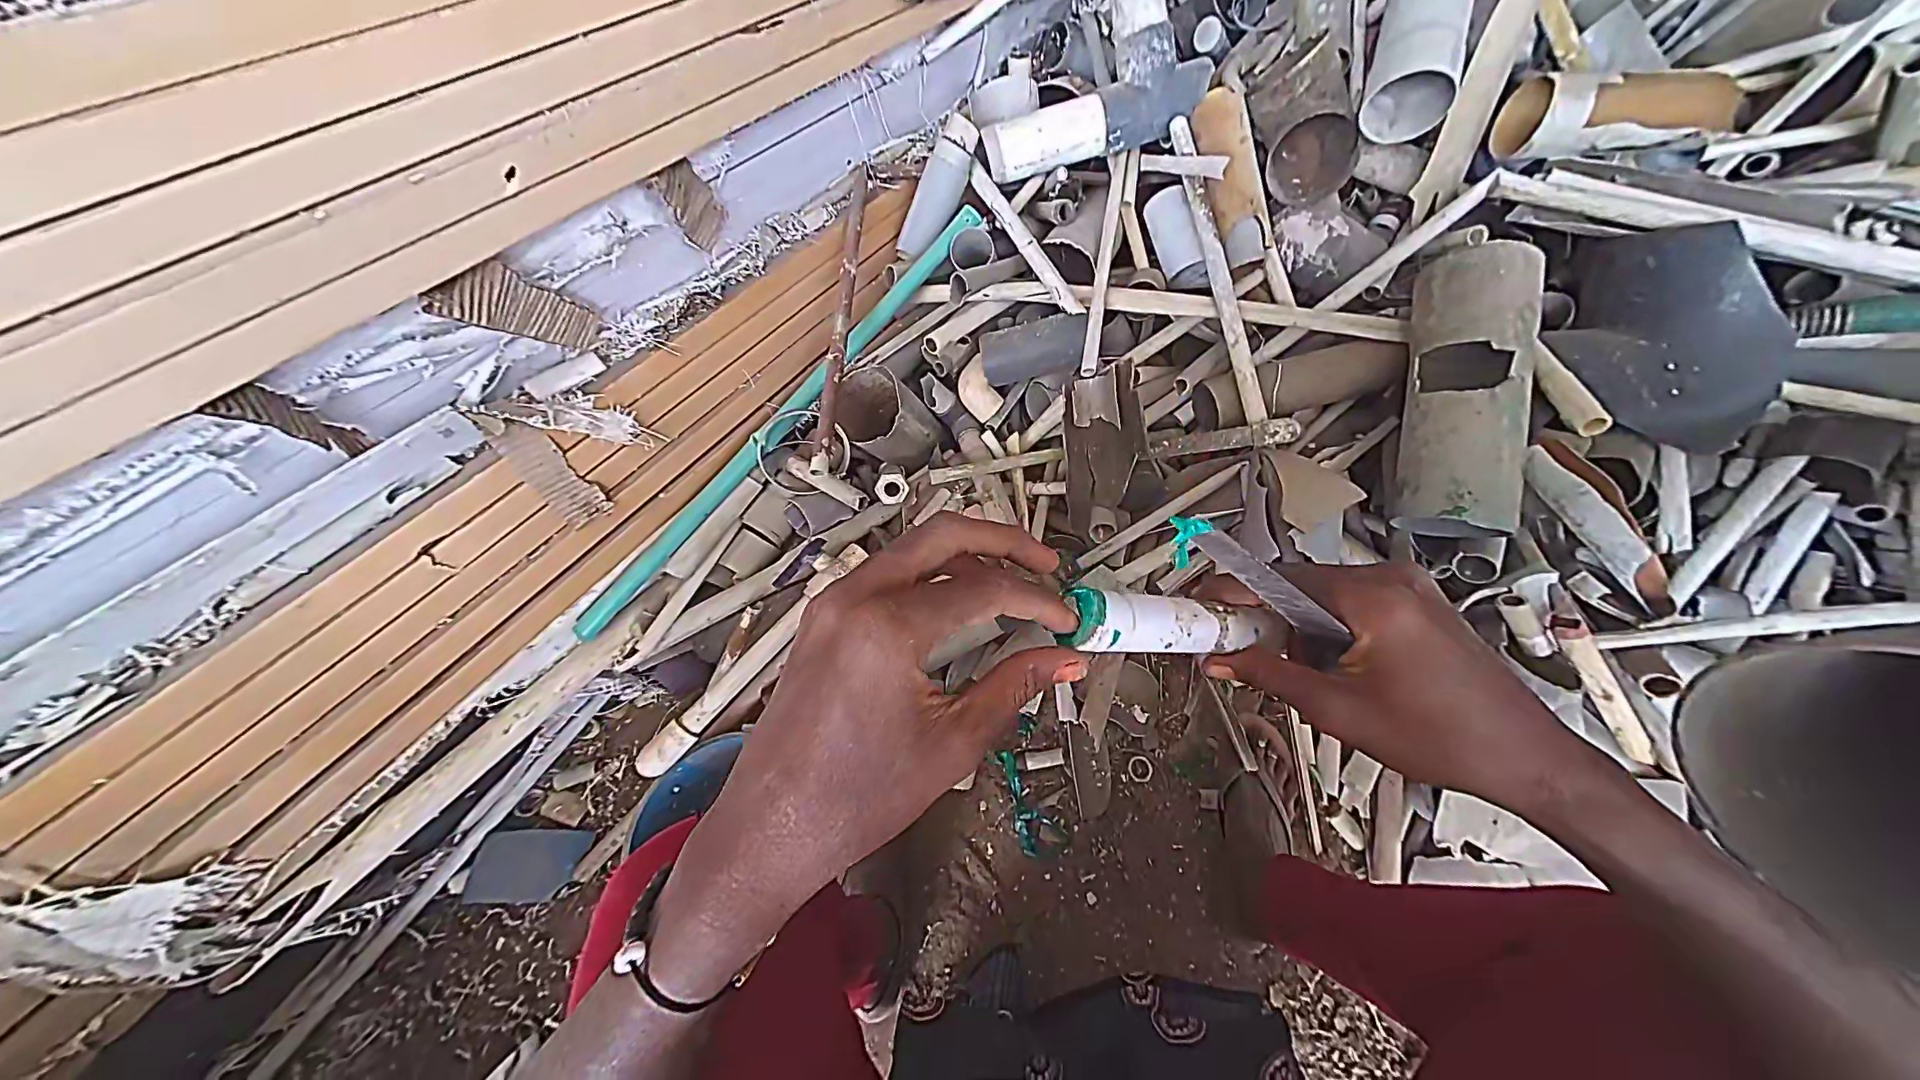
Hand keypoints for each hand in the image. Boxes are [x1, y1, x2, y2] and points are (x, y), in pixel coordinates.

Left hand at [648, 513, 1082, 999]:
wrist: (773, 826)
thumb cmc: (843, 798)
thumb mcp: (951, 743)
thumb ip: (1013, 686)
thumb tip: (1056, 661)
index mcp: (885, 628)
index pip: (984, 588)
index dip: (1036, 599)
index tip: (1062, 616)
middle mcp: (852, 601)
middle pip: (945, 535)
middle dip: (1004, 540)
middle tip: (1043, 562)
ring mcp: (833, 605)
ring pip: (914, 547)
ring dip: (967, 553)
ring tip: (1009, 580)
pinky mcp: (825, 618)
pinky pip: (888, 573)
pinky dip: (931, 575)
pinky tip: (959, 601)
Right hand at [1197, 562, 1598, 811]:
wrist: (1524, 759)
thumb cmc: (1447, 739)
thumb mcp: (1337, 710)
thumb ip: (1268, 675)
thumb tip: (1222, 661)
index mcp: (1374, 599)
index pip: (1276, 579)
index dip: (1229, 593)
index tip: (1200, 605)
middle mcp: (1392, 580)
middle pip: (1296, 583)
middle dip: (1263, 619)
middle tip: (1237, 650)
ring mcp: (1407, 588)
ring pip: (1319, 595)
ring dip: (1295, 628)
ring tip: (1300, 673)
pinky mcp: (1414, 603)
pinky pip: (1347, 603)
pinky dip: (1324, 629)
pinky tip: (1329, 666)